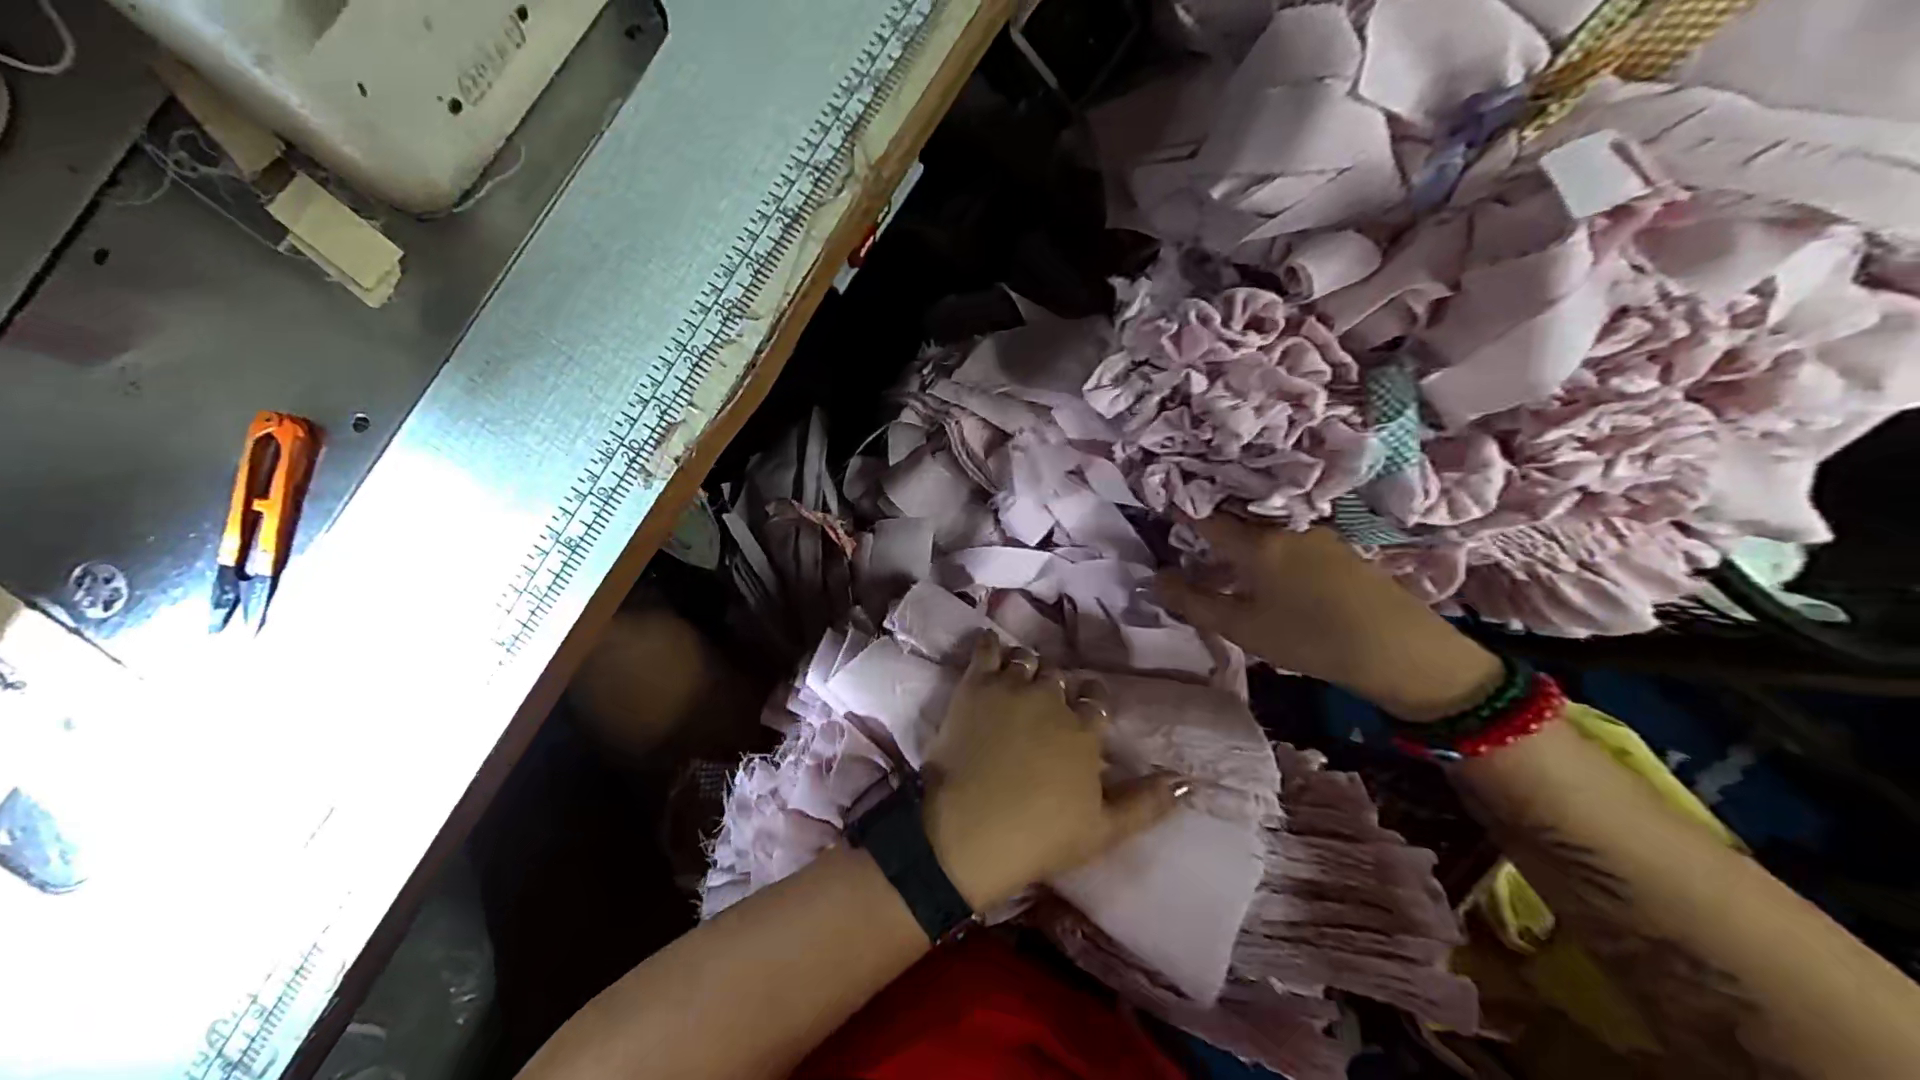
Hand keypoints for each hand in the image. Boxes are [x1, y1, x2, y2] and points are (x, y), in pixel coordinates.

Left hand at [920, 635, 1179, 909]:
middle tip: (1046, 700)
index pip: (1095, 699)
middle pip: (1060, 677)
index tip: (1083, 708)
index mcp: (1084, 730)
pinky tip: (990, 644)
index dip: (1090, 701)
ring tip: (1019, 676)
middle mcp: (1052, 698)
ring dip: (1027, 666)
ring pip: (1026, 659)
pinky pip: (986, 649)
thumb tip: (1187, 782)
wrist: (970, 830)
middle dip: (1057, 685)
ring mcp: (1012, 687)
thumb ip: (1146, 803)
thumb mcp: (1104, 830)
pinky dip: (990, 645)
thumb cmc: (1039, 836)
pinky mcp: (975, 685)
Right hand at [1152, 519, 1502, 722]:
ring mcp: (1317, 534)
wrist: (1401, 650)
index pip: (1206, 516)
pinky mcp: (1340, 548)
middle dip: (1210, 529)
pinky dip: (1268, 549)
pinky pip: (1289, 538)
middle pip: (1236, 519)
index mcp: (1256, 542)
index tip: (1162, 513)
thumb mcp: (1242, 628)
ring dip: (1241, 542)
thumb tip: (1156, 577)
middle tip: (1191, 549)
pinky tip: (1268, 576)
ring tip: (1227, 568)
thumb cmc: (1309, 638)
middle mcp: (1285, 527)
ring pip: (1264, 529)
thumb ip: (1194, 602)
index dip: (1181, 512)